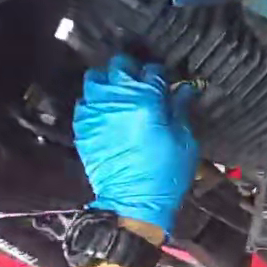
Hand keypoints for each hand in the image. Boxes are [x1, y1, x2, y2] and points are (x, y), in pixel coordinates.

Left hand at [73, 55, 199, 233]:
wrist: (134, 201)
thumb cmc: (166, 173)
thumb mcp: (184, 140)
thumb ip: (180, 109)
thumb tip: (184, 90)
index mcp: (146, 100)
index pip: (153, 70)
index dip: (162, 74)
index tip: (166, 82)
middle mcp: (116, 99)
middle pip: (119, 65)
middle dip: (132, 70)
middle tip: (142, 82)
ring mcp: (95, 111)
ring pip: (96, 78)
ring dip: (110, 82)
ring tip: (121, 94)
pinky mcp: (82, 126)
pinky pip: (85, 102)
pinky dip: (97, 102)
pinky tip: (109, 112)